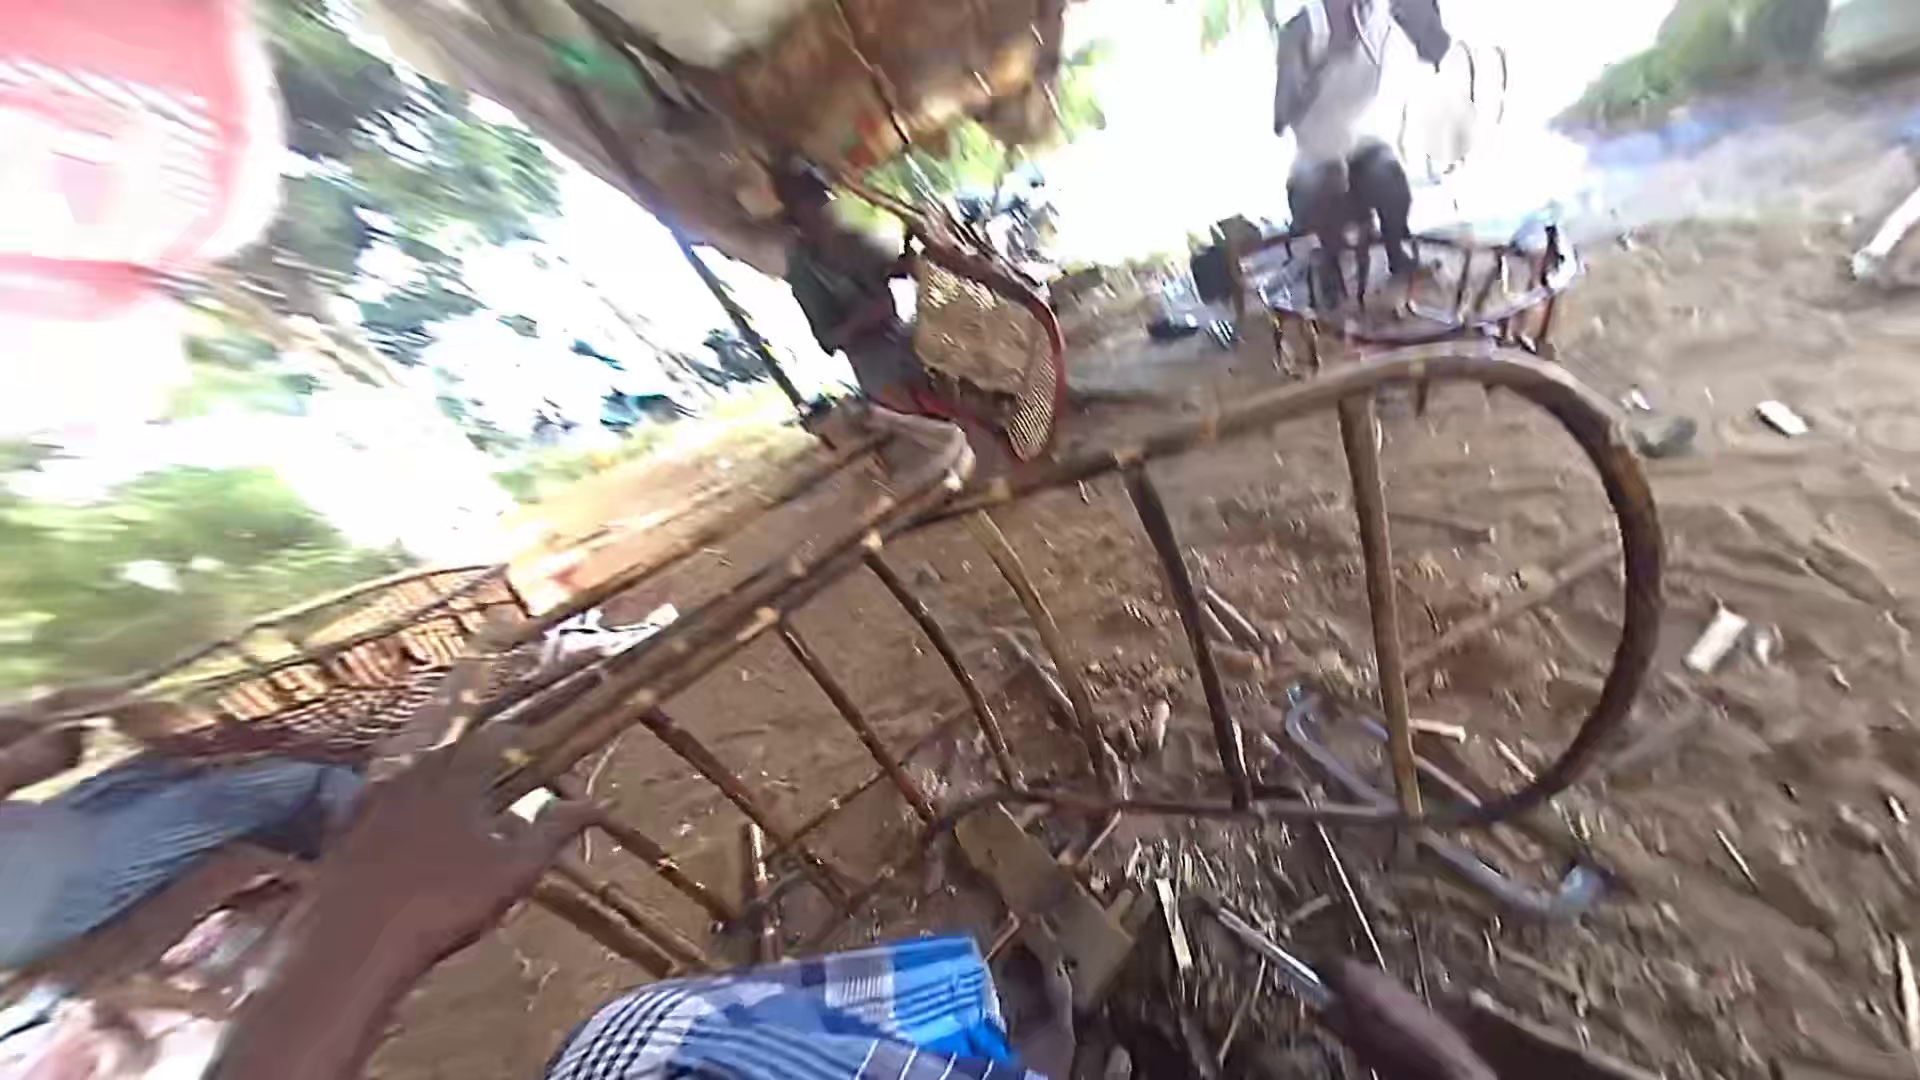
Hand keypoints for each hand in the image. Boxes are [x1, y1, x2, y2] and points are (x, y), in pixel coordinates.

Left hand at [303, 724, 597, 974]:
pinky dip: (390, 801)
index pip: (490, 741)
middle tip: (497, 763)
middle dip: (475, 753)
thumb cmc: (445, 906)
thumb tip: (600, 801)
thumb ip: (557, 829)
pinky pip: (367, 805)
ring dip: (434, 774)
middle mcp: (411, 787)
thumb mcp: (516, 869)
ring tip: (452, 786)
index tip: (531, 736)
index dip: (514, 735)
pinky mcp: (338, 844)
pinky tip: (394, 817)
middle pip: (447, 754)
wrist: (348, 959)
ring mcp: (368, 815)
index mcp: (456, 784)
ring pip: (406, 776)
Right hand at [1324, 960, 1494, 1079]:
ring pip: (1367, 985)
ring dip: (1358, 998)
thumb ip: (1327, 1013)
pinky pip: (1388, 998)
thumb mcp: (1346, 1034)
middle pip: (1344, 971)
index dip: (1308, 972)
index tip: (1299, 983)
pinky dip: (1380, 1009)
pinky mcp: (1416, 1001)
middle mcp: (1372, 970)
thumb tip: (1314, 1005)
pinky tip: (1382, 1032)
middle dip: (1336, 986)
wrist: (1445, 1068)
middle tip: (1327, 1007)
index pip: (1320, 960)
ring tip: (1355, 1023)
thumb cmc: (1388, 1048)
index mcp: (1351, 971)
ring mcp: (1396, 984)